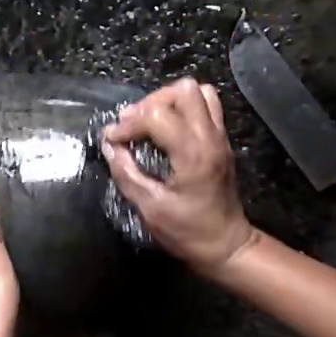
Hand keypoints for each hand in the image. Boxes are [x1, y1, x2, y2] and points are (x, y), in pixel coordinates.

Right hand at [101, 77, 257, 274]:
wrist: (226, 245)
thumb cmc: (187, 232)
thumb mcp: (150, 208)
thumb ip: (127, 173)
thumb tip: (109, 147)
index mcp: (192, 155)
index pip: (157, 115)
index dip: (129, 124)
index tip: (112, 140)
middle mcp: (210, 138)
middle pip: (184, 91)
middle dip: (151, 102)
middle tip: (133, 125)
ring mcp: (219, 137)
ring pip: (199, 92)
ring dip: (169, 101)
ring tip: (149, 123)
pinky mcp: (221, 141)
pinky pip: (207, 106)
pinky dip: (183, 108)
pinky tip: (166, 129)